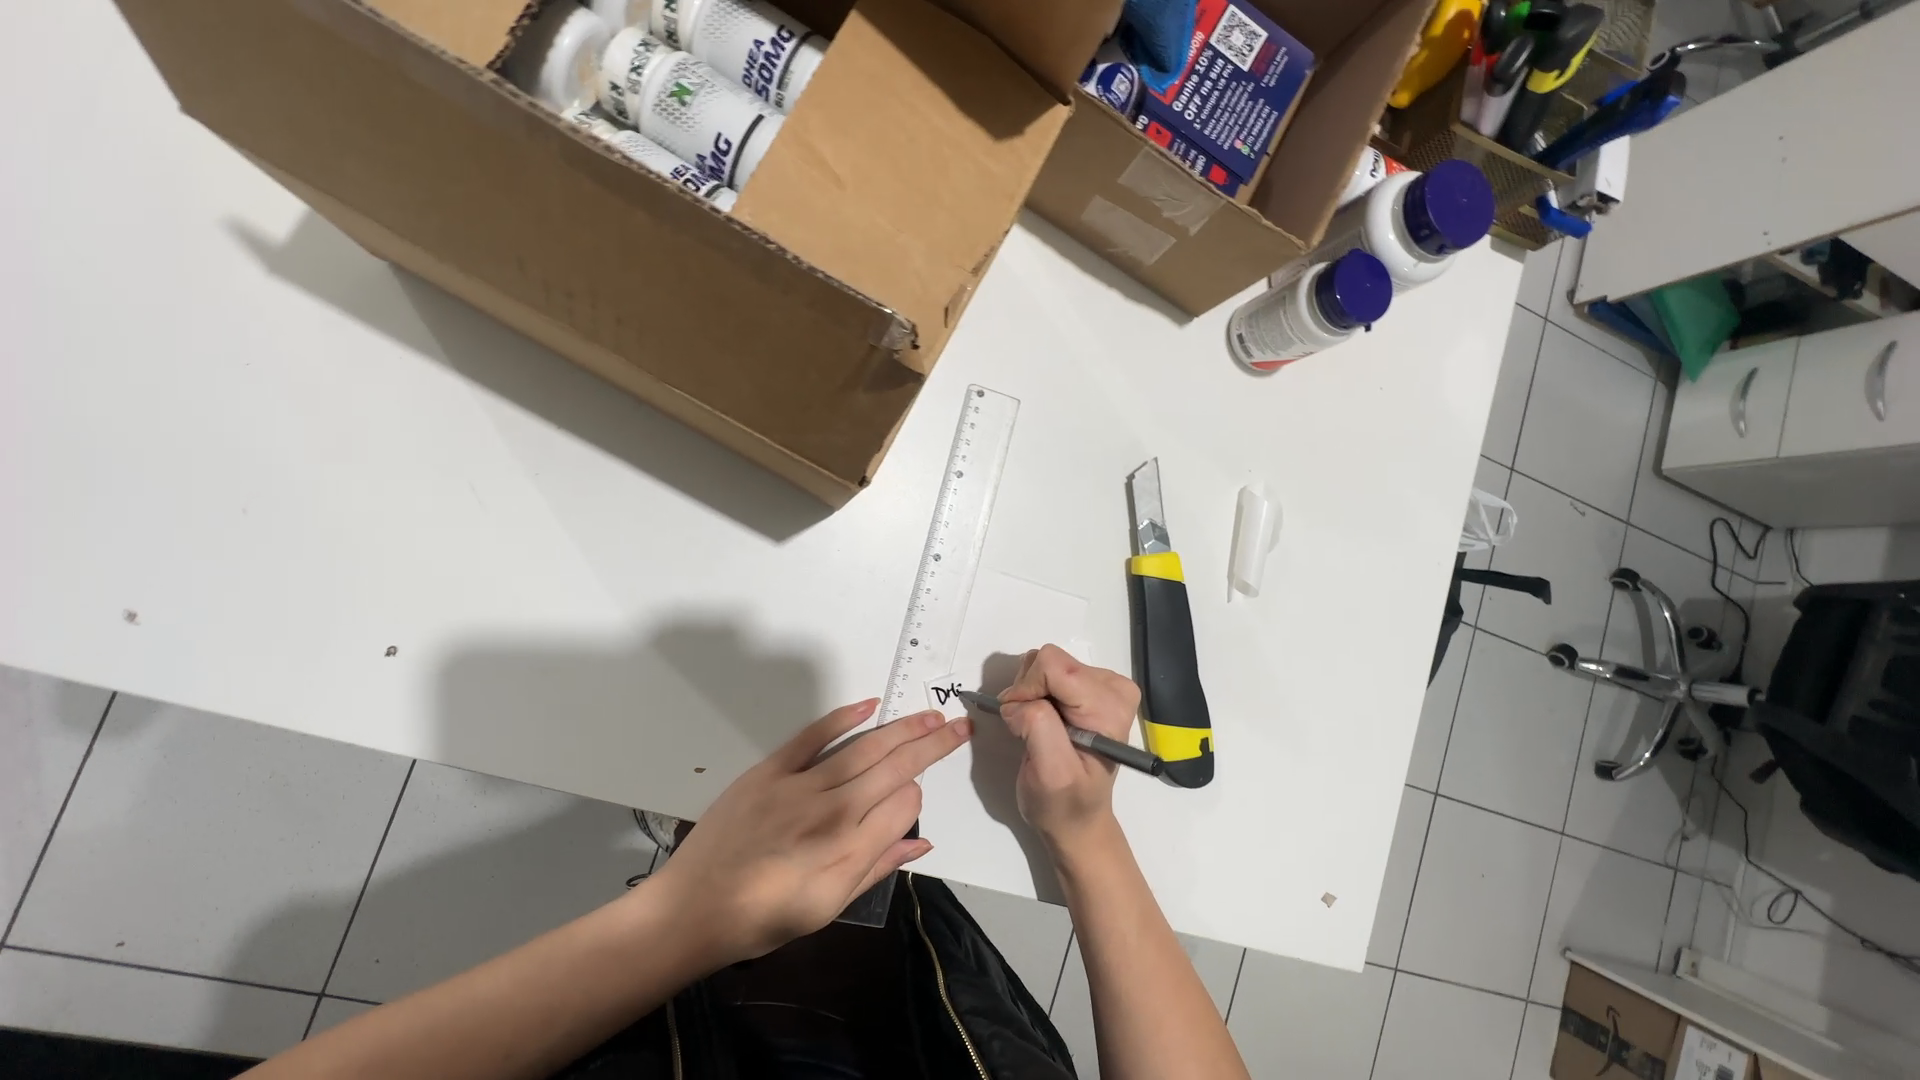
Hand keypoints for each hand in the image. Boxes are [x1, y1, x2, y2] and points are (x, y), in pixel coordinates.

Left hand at [647, 700, 969, 963]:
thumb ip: (876, 868)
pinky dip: (843, 718)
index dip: (916, 798)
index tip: (913, 799)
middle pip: (894, 768)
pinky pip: (813, 736)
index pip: (905, 804)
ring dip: (902, 728)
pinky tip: (870, 705)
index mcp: (848, 849)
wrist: (693, 908)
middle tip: (959, 725)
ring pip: (864, 748)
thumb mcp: (827, 909)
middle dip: (932, 745)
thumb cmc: (764, 918)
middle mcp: (832, 810)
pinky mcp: (770, 770)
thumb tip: (921, 842)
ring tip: (930, 715)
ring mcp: (800, 785)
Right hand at [997, 645, 1140, 849]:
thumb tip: (1017, 702)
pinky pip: (1044, 670)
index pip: (1053, 666)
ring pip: (1043, 662)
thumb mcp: (1051, 774)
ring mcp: (1100, 685)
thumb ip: (1038, 728)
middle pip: (1048, 660)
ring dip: (1029, 694)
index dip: (1026, 690)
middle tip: (1029, 730)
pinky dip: (1032, 693)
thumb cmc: (1064, 804)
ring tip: (1038, 729)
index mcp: (1110, 705)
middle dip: (1027, 692)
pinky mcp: (1086, 686)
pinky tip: (1043, 721)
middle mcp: (1112, 687)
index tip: (1020, 722)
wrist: (1076, 819)